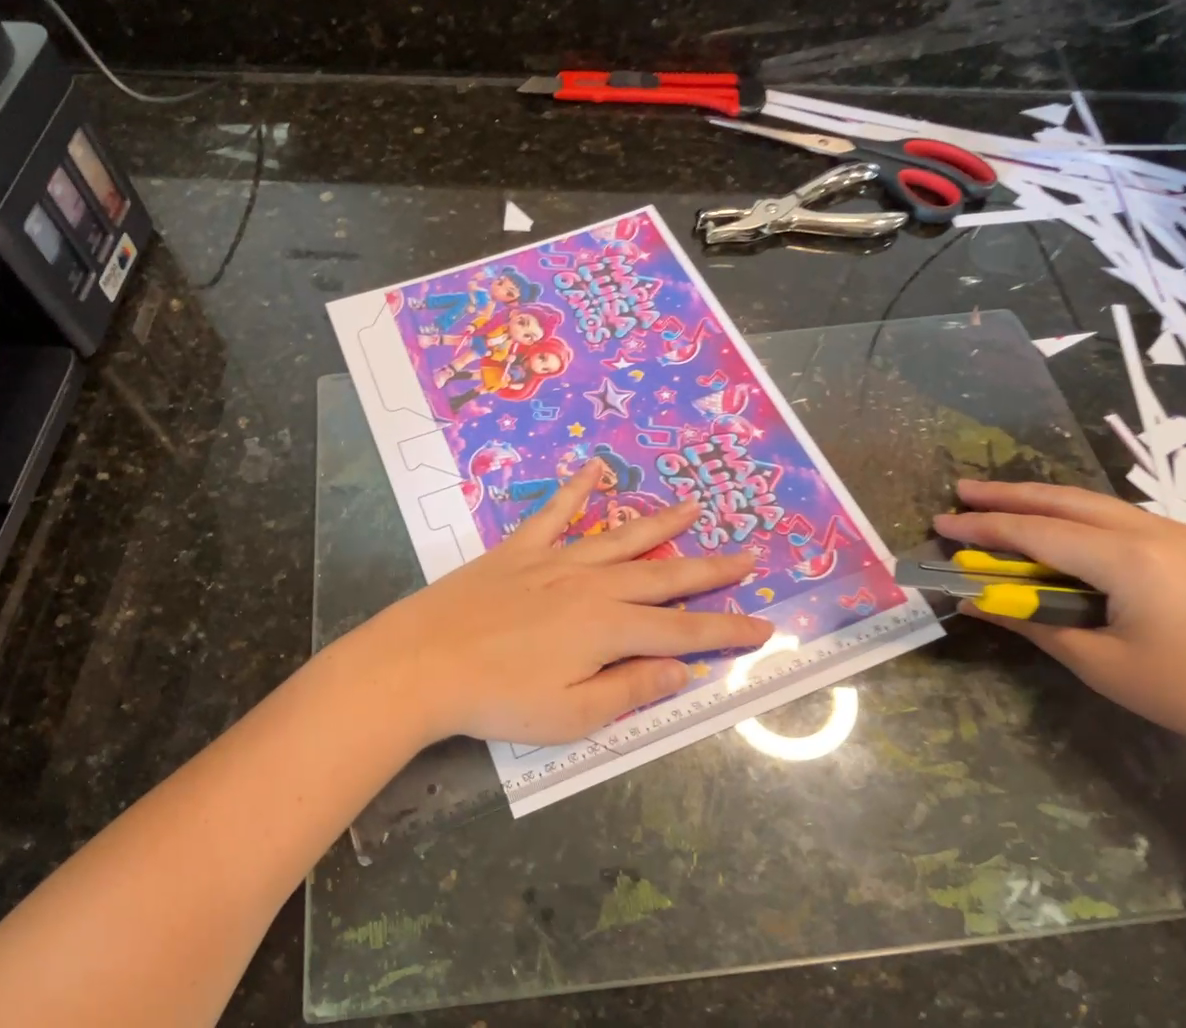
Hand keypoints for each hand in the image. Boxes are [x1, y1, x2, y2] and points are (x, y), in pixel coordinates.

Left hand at [351, 461, 773, 746]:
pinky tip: (593, 471)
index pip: (684, 631)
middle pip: (664, 576)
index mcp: (608, 629)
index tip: (765, 627)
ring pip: (621, 539)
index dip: (727, 631)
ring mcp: (554, 562)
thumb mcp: (571, 715)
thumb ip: (630, 689)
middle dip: (712, 569)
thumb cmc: (497, 699)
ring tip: (694, 506)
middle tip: (750, 555)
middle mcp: (591, 586)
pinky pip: (554, 515)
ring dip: (661, 524)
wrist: (421, 663)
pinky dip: (575, 492)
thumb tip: (681, 669)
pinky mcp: (517, 552)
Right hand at [932, 480, 1185, 753]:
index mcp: (1128, 559)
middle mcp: (1161, 533)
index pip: (1037, 533)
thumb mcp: (1102, 665)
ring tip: (1015, 509)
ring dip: (1055, 505)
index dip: (983, 528)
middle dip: (1011, 495)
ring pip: (1110, 508)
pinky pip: (1144, 525)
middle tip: (964, 491)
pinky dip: (1098, 523)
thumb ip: (1035, 624)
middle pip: (1070, 502)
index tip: (940, 522)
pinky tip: (1087, 541)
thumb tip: (978, 604)